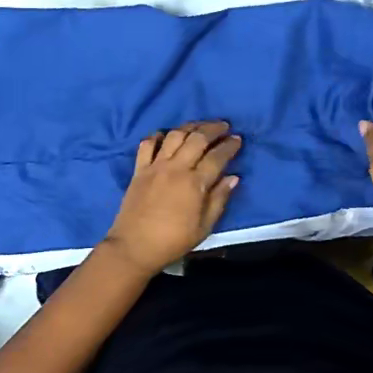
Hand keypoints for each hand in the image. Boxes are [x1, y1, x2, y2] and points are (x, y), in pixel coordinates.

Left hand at [100, 120, 241, 274]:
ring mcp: (155, 166)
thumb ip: (219, 199)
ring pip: (174, 136)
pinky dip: (157, 136)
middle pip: (197, 138)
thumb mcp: (204, 227)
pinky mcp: (138, 170)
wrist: (135, 246)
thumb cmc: (173, 241)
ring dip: (189, 127)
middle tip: (223, 126)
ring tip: (199, 126)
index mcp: (194, 183)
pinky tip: (165, 135)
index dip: (230, 145)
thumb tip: (233, 177)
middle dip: (213, 128)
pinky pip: (146, 145)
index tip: (238, 139)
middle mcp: (175, 168)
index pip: (217, 156)